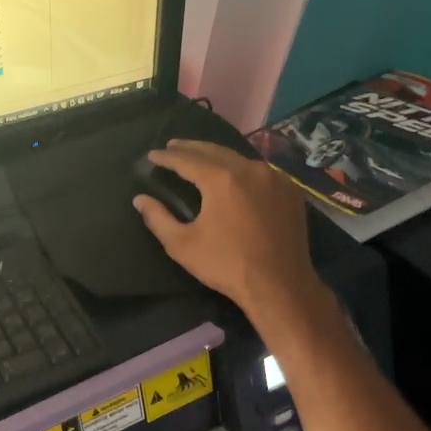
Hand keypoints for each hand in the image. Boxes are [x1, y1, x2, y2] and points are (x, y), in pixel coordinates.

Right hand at [133, 139, 324, 316]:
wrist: (279, 284)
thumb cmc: (226, 264)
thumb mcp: (182, 245)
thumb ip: (158, 218)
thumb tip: (140, 200)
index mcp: (221, 179)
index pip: (187, 160)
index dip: (167, 157)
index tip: (151, 155)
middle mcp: (250, 169)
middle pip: (214, 151)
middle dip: (190, 148)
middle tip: (172, 146)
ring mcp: (275, 178)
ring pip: (239, 158)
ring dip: (216, 156)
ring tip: (199, 157)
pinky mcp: (290, 190)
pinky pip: (260, 171)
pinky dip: (240, 168)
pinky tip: (234, 174)